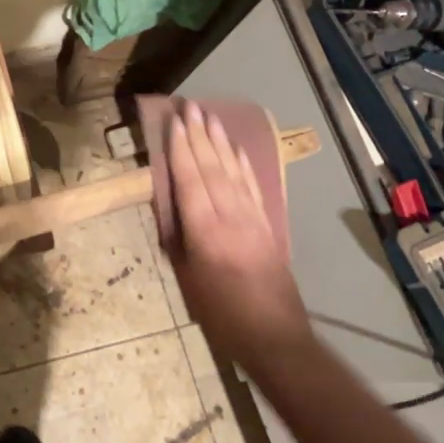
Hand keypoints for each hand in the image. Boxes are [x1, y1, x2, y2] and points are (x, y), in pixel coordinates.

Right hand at [165, 101, 309, 358]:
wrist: (274, 336)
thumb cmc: (221, 314)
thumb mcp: (187, 279)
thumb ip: (179, 239)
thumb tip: (169, 206)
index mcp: (205, 231)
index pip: (190, 179)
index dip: (181, 148)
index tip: (174, 121)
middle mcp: (230, 217)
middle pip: (212, 167)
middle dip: (199, 135)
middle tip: (190, 106)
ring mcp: (253, 219)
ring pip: (233, 171)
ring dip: (220, 141)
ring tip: (210, 116)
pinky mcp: (267, 225)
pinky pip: (253, 186)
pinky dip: (243, 164)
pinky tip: (236, 149)